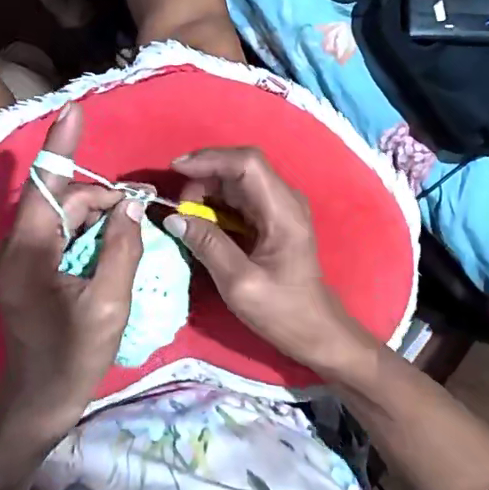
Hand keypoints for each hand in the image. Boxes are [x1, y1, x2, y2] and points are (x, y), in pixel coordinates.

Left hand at [0, 104, 146, 435]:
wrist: (37, 400)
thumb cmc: (72, 356)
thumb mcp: (108, 303)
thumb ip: (121, 248)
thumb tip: (132, 205)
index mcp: (28, 249)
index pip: (46, 183)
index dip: (61, 143)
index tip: (75, 108)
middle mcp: (15, 246)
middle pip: (62, 200)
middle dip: (102, 198)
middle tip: (144, 208)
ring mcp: (17, 258)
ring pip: (62, 217)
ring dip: (98, 217)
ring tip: (134, 229)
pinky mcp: (25, 270)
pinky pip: (58, 236)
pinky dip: (86, 234)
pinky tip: (113, 245)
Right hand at [163, 147, 373, 372]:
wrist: (314, 330)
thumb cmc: (281, 310)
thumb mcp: (239, 283)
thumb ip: (208, 245)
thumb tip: (174, 218)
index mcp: (283, 211)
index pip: (247, 163)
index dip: (210, 159)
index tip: (176, 171)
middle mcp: (284, 200)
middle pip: (240, 167)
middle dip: (203, 176)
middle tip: (176, 203)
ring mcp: (278, 208)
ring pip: (236, 181)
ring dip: (206, 189)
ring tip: (182, 212)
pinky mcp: (270, 220)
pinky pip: (238, 198)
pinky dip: (214, 202)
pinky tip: (196, 219)